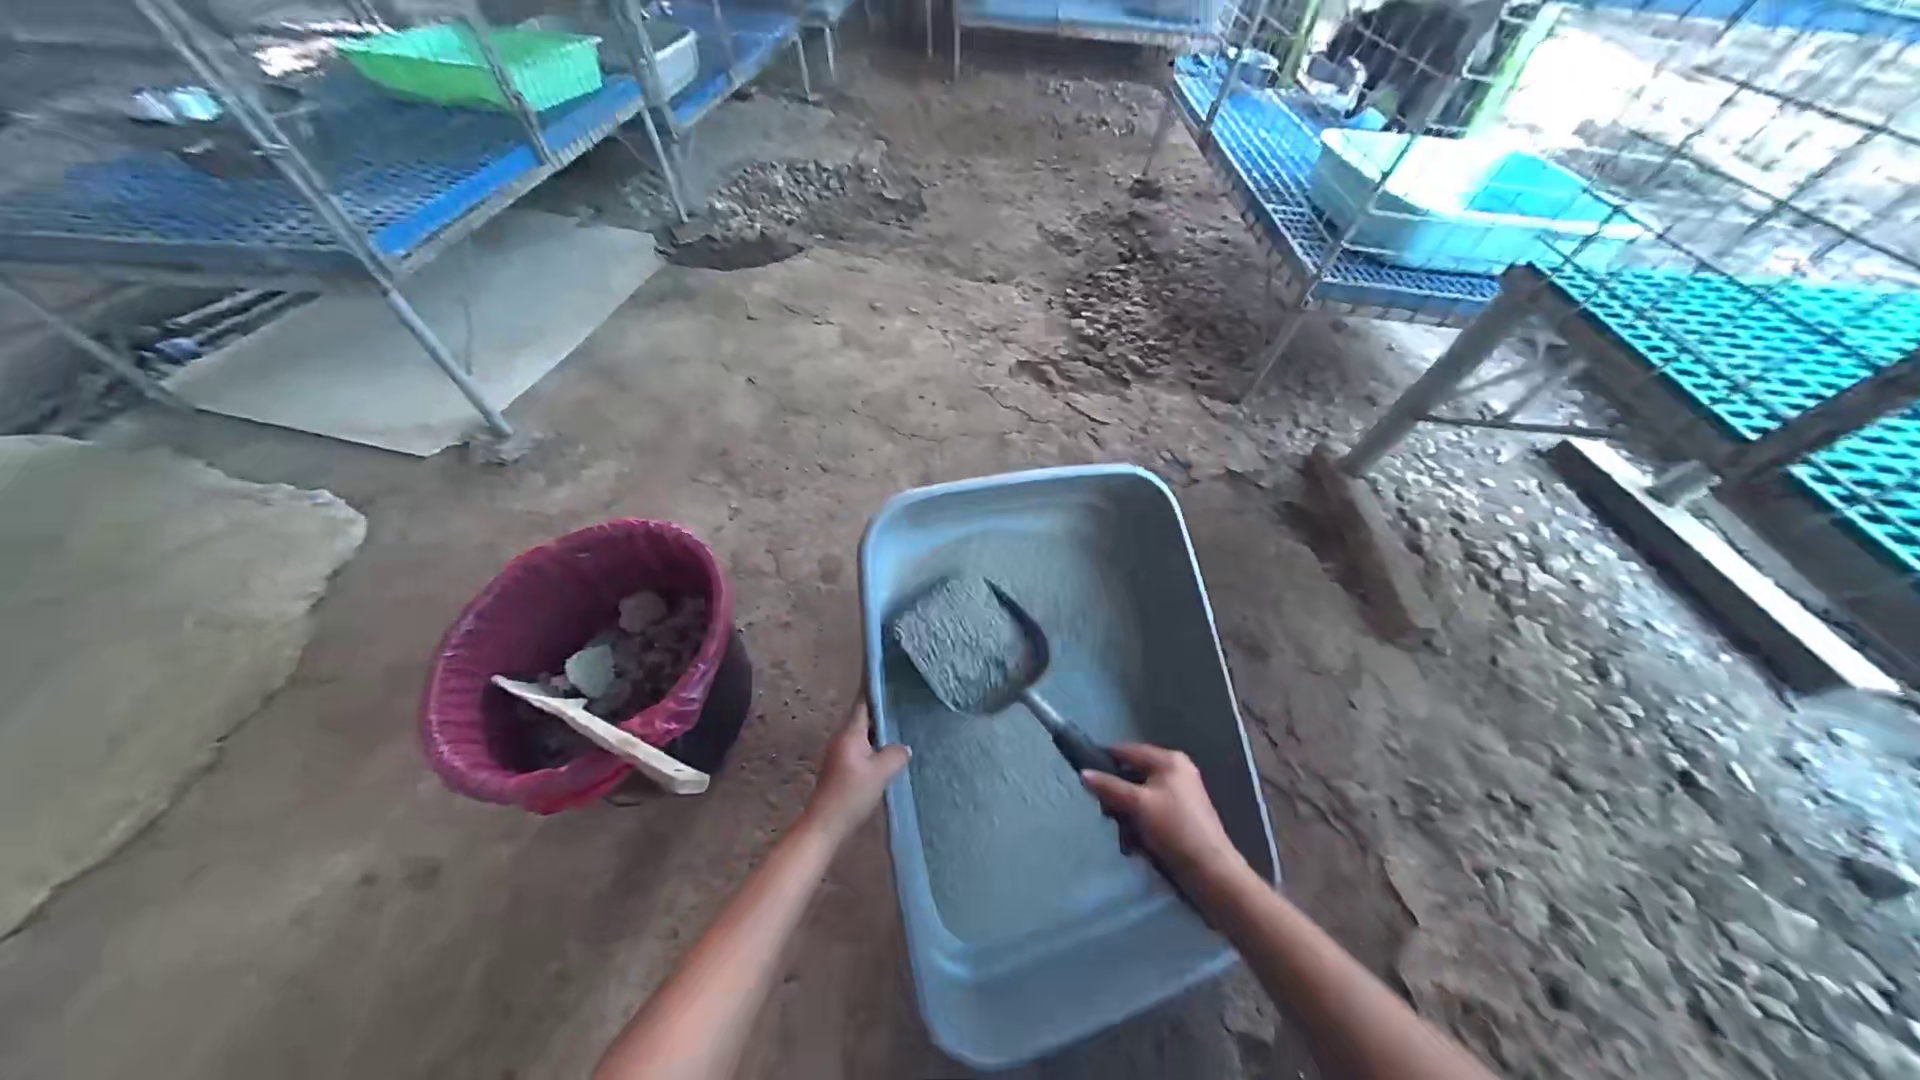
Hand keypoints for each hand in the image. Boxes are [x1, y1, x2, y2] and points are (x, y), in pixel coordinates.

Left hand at [803, 701, 910, 842]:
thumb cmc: (851, 795)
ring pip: (861, 733)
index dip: (875, 690)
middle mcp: (841, 738)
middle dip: (881, 710)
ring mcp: (839, 753)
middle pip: (862, 716)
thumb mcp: (880, 773)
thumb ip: (895, 755)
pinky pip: (860, 747)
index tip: (890, 677)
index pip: (863, 703)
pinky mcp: (840, 767)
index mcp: (849, 733)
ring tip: (900, 725)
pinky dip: (873, 745)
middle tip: (903, 701)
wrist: (824, 825)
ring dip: (878, 730)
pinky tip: (887, 752)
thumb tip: (903, 747)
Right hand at [1081, 743, 1249, 893]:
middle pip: (1130, 776)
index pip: (1125, 751)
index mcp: (1168, 760)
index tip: (1087, 782)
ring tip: (1128, 838)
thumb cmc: (1174, 829)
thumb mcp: (1137, 804)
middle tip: (1111, 817)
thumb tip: (1083, 773)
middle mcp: (1175, 771)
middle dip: (1117, 799)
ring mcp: (1178, 794)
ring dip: (1127, 818)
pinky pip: (1148, 813)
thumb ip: (1108, 786)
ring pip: (1137, 797)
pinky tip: (1138, 845)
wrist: (1210, 872)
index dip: (1104, 763)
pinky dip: (1139, 827)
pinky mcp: (1179, 817)